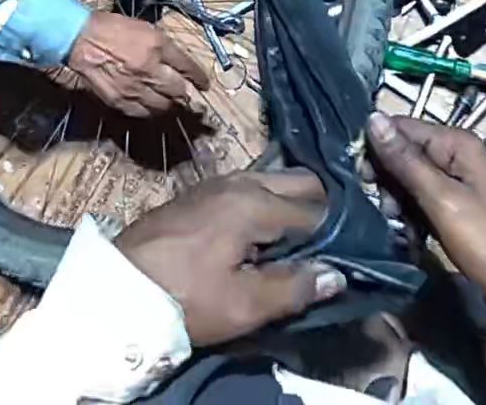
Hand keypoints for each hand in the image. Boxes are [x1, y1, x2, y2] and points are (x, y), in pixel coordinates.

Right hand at [65, 13, 208, 116]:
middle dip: (185, 92)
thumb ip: (164, 47)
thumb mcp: (145, 28)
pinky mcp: (121, 101)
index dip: (199, 77)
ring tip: (169, 100)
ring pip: (164, 106)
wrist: (81, 40)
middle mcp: (150, 69)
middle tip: (186, 92)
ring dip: (170, 103)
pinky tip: (151, 105)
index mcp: (157, 46)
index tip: (204, 84)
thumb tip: (179, 64)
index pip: (187, 67)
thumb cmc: (113, 29)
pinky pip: (144, 113)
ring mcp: (135, 88)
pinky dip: (151, 111)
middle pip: (179, 90)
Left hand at [117, 170, 346, 345]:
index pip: (317, 211)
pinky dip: (273, 202)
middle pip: (301, 181)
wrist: (124, 282)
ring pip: (277, 179)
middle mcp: (242, 181)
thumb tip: (338, 273)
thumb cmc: (187, 296)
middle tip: (338, 247)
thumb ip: (294, 287)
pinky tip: (274, 233)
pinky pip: (255, 185)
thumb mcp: (243, 304)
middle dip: (324, 208)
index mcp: (255, 203)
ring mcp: (221, 182)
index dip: (342, 235)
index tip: (361, 255)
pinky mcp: (206, 191)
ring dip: (297, 203)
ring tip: (310, 243)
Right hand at [366, 115, 485, 373]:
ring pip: (412, 180)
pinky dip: (413, 216)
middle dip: (386, 178)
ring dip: (398, 201)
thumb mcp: (444, 201)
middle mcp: (460, 157)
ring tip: (395, 225)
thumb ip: (405, 160)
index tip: (360, 177)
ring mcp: (463, 186)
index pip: (399, 126)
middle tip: (382, 207)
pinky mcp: (463, 213)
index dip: (375, 147)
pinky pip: (426, 203)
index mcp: (459, 144)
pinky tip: (408, 236)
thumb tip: (371, 117)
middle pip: (404, 153)